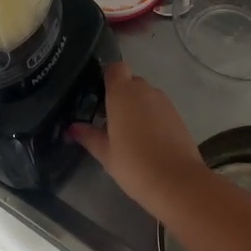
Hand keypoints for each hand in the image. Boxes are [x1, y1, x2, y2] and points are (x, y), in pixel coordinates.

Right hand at [70, 63, 210, 214]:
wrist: (177, 182)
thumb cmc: (134, 164)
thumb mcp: (106, 153)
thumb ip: (88, 136)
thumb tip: (72, 128)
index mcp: (123, 93)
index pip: (115, 68)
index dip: (107, 78)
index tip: (99, 97)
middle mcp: (145, 90)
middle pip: (130, 82)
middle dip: (120, 96)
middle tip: (109, 120)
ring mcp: (165, 102)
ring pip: (146, 96)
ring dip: (137, 107)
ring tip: (129, 134)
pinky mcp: (178, 116)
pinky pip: (159, 108)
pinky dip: (152, 118)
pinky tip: (148, 142)